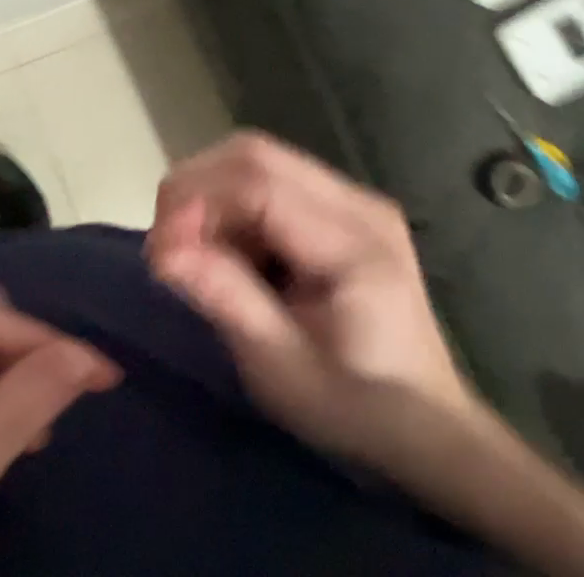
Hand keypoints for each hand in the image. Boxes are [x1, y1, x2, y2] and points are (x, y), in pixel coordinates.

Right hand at [145, 133, 478, 463]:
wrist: (424, 429)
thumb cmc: (353, 407)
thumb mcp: (281, 367)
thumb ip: (225, 298)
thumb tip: (162, 250)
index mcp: (355, 243)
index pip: (256, 183)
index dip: (194, 203)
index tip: (159, 254)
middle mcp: (357, 204)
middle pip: (251, 155)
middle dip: (192, 190)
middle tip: (166, 247)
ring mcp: (351, 201)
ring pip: (253, 160)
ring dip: (207, 197)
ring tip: (193, 252)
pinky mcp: (338, 209)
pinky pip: (264, 180)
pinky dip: (228, 207)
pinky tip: (226, 253)